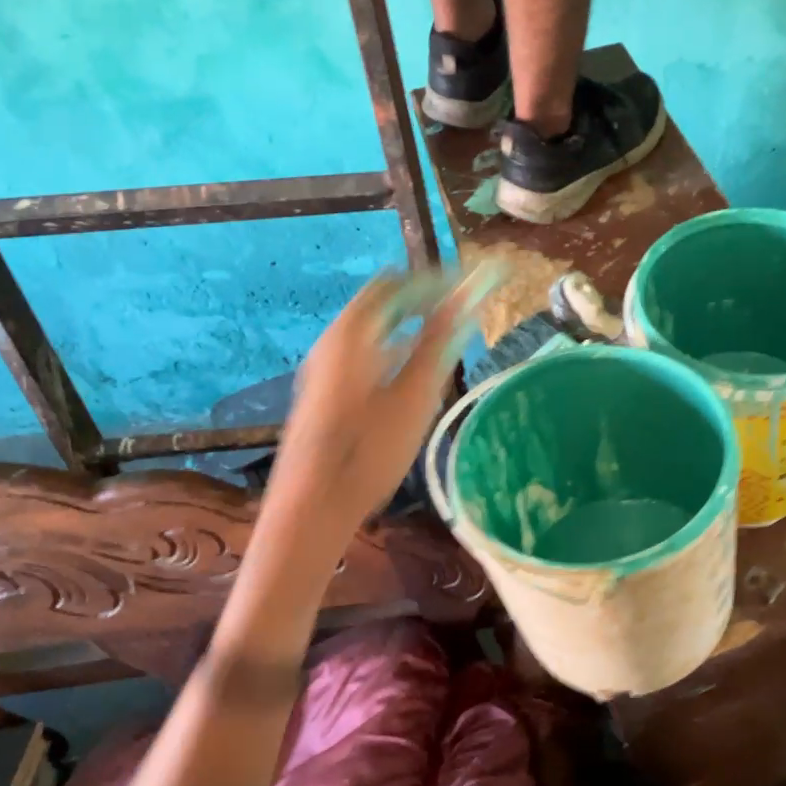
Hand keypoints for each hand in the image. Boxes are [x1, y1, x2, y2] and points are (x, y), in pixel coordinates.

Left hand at [270, 274, 476, 523]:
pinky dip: (393, 347)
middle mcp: (332, 342)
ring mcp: (324, 368)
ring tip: (446, 334)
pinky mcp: (325, 393)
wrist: (314, 505)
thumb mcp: (415, 394)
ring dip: (408, 324)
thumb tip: (467, 296)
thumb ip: (440, 342)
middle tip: (461, 306)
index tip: (470, 284)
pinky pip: (364, 352)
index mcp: (352, 334)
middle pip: (380, 303)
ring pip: (371, 329)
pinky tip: (413, 370)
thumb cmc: (370, 449)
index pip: (396, 284)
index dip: (434, 280)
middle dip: (421, 298)